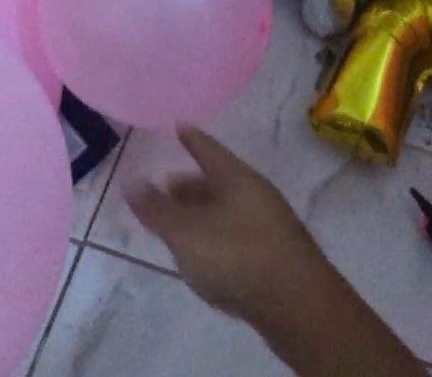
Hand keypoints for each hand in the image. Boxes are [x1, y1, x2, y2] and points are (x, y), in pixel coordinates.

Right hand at [124, 127, 338, 323]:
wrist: (300, 306)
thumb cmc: (238, 257)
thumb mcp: (187, 234)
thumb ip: (158, 210)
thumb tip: (132, 180)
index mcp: (237, 178)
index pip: (209, 149)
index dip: (192, 139)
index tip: (179, 125)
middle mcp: (256, 193)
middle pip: (219, 179)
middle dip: (192, 182)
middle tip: (166, 185)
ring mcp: (270, 223)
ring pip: (229, 207)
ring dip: (203, 210)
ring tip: (180, 223)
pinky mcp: (276, 254)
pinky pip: (238, 232)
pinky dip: (217, 233)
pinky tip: (207, 254)